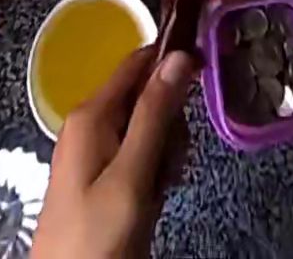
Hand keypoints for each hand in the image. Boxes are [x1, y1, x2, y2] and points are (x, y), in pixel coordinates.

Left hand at [31, 49, 196, 258]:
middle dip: (168, 124)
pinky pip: (134, 154)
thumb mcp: (131, 177)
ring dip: (162, 152)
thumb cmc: (97, 237)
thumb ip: (154, 116)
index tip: (204, 71)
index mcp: (92, 113)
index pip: (136, 64)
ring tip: (161, 188)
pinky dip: (150, 171)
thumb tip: (177, 55)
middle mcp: (88, 121)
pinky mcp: (96, 175)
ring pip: (142, 128)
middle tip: (172, 163)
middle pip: (142, 97)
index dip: (170, 62)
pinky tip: (153, 198)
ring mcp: (91, 149)